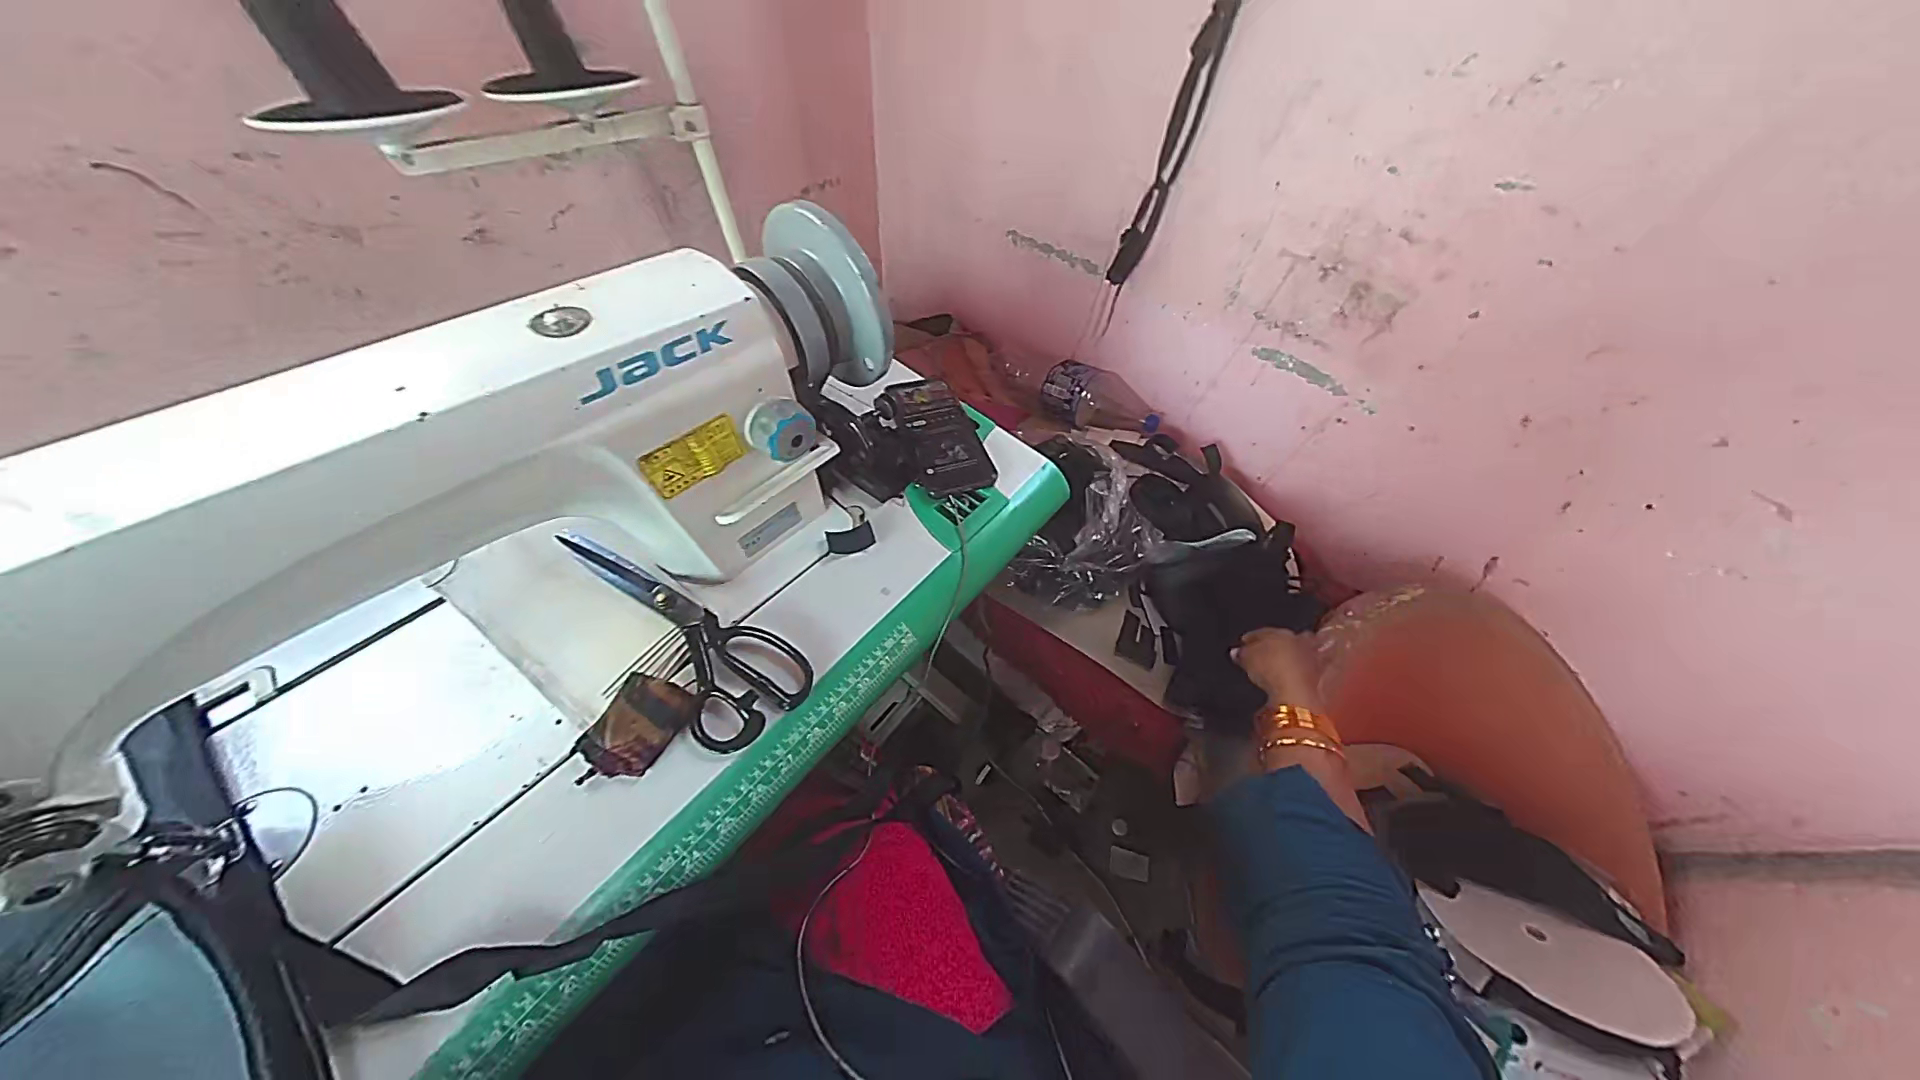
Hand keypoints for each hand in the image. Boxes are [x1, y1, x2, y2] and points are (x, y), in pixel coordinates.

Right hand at [1231, 628, 1323, 708]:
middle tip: (1261, 655)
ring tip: (1272, 668)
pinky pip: (1301, 670)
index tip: (1244, 644)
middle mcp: (1299, 640)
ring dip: (1285, 659)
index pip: (1263, 631)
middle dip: (1272, 646)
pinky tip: (1285, 678)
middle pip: (1282, 641)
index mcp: (1280, 630)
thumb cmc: (1270, 669)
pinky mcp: (1317, 675)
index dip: (1251, 638)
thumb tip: (1237, 652)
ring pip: (1294, 654)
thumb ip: (1240, 652)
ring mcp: (1311, 657)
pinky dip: (1293, 672)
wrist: (1295, 692)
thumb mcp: (1245, 658)